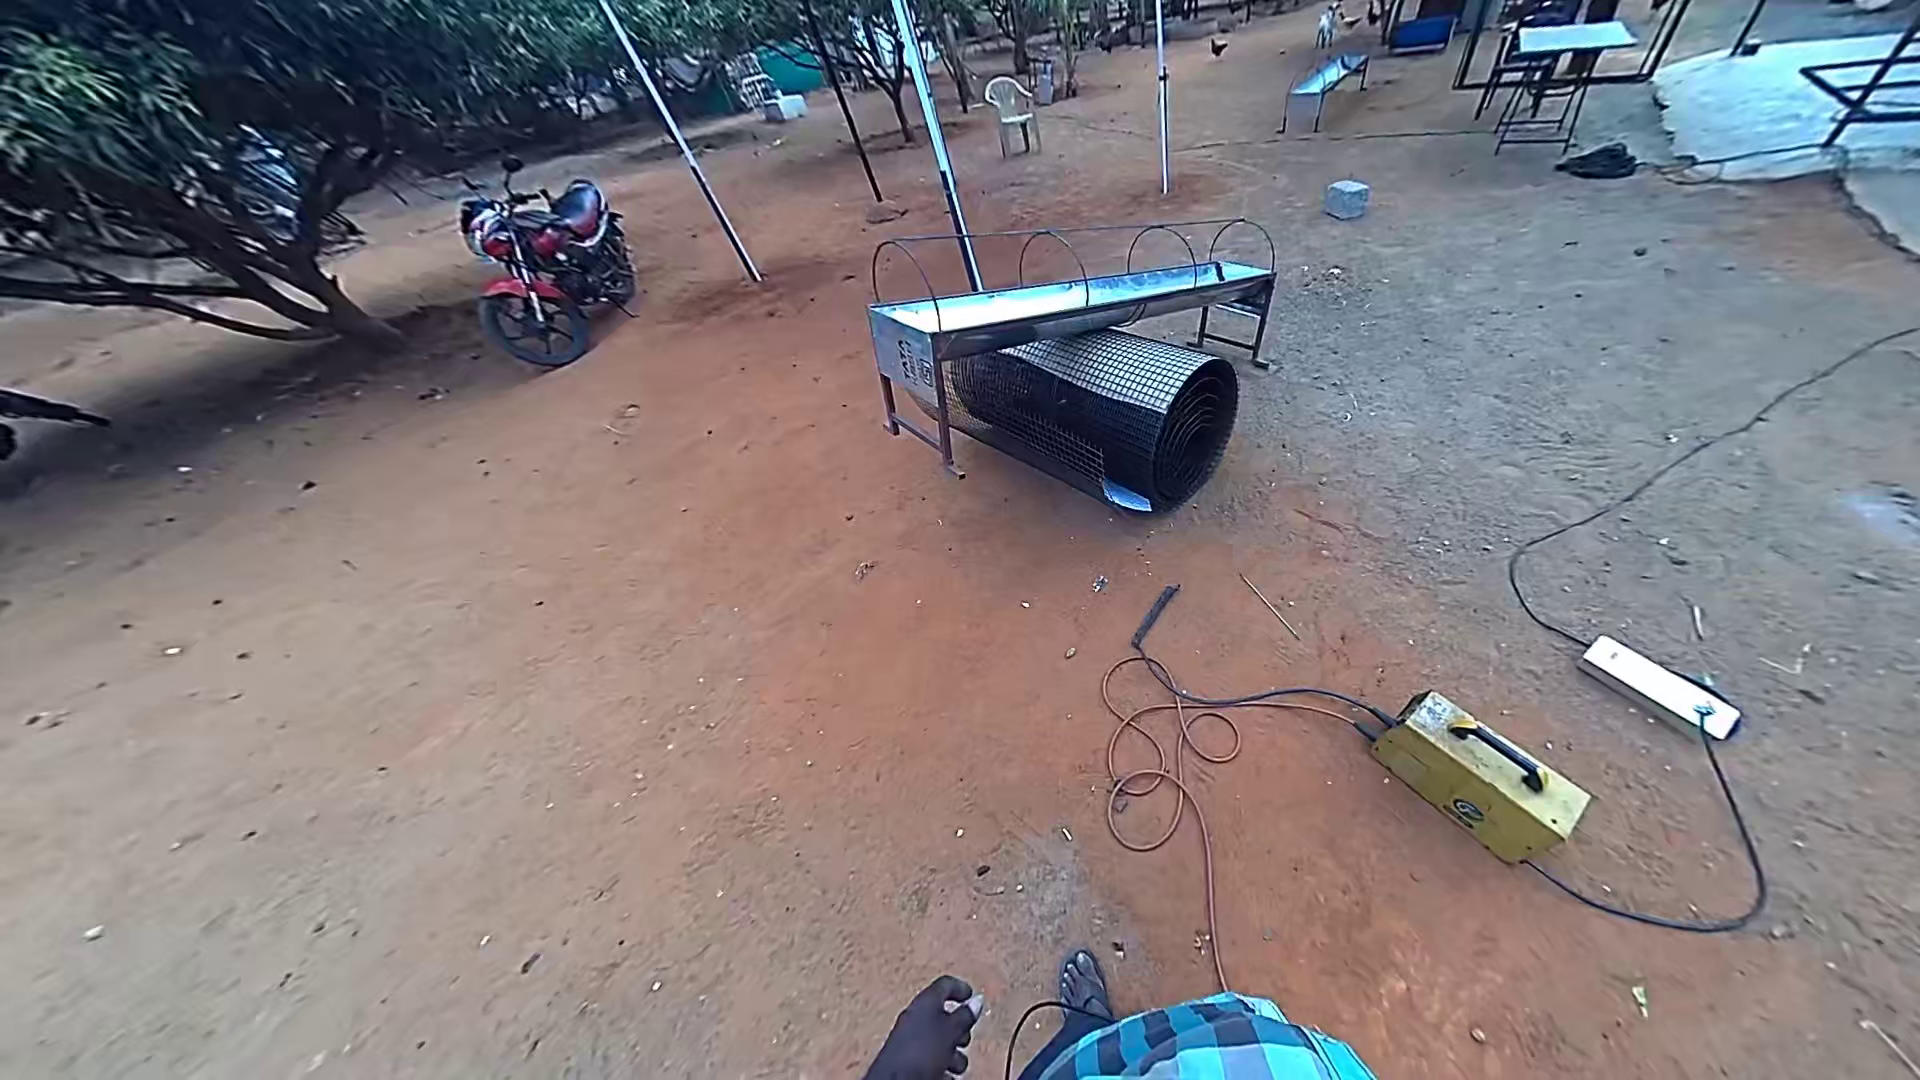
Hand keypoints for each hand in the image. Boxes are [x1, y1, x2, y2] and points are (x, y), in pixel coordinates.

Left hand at [862, 975, 983, 1079]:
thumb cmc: (923, 1051)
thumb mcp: (950, 1031)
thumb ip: (965, 1015)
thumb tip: (977, 1000)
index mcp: (926, 1001)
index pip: (945, 984)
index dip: (961, 988)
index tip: (972, 997)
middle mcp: (916, 1015)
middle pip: (943, 1014)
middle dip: (959, 1029)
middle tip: (965, 1040)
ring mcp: (910, 1037)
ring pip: (938, 1039)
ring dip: (952, 1053)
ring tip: (956, 1066)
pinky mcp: (907, 1058)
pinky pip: (929, 1057)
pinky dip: (941, 1065)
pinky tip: (946, 1077)